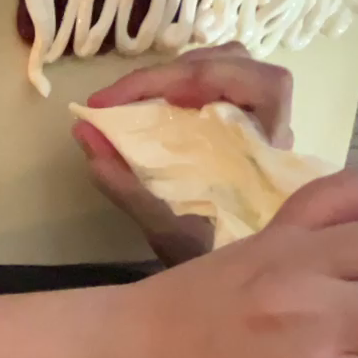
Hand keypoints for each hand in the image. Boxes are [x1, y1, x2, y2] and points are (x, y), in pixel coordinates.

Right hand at [73, 44, 292, 265]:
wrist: (235, 291)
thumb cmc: (207, 262)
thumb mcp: (162, 228)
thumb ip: (124, 181)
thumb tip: (83, 132)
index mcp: (270, 154)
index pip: (255, 84)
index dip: (189, 77)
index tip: (119, 100)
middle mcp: (274, 132)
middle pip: (241, 66)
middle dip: (175, 72)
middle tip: (122, 98)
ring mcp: (258, 130)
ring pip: (233, 72)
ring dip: (181, 75)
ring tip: (136, 98)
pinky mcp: (239, 135)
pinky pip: (218, 93)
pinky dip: (183, 91)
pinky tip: (151, 109)